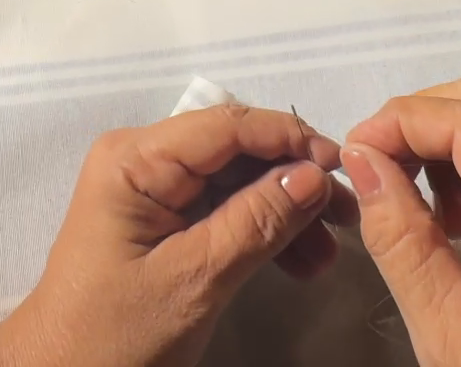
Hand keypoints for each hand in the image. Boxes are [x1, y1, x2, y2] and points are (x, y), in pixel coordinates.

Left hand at [0, 105, 355, 366]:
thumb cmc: (114, 336)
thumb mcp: (192, 281)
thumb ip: (255, 223)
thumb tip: (313, 176)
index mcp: (137, 158)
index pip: (224, 125)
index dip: (285, 137)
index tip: (341, 164)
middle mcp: (144, 157)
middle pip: (233, 148)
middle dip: (290, 177)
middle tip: (346, 213)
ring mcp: (152, 185)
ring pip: (234, 178)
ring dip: (283, 208)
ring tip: (330, 250)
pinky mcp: (162, 214)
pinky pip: (221, 206)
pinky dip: (260, 227)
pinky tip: (299, 258)